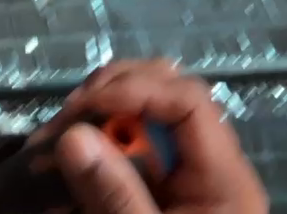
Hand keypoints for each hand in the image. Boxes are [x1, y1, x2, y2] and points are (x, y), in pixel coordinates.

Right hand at [39, 60, 266, 213]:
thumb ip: (116, 198)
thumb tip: (72, 135)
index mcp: (225, 180)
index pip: (188, 100)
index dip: (136, 90)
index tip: (84, 107)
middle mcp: (211, 166)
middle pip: (168, 90)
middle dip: (113, 92)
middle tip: (70, 115)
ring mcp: (188, 175)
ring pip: (147, 109)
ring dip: (101, 111)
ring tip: (61, 136)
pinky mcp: (165, 188)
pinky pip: (134, 141)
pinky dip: (100, 136)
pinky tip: (71, 154)